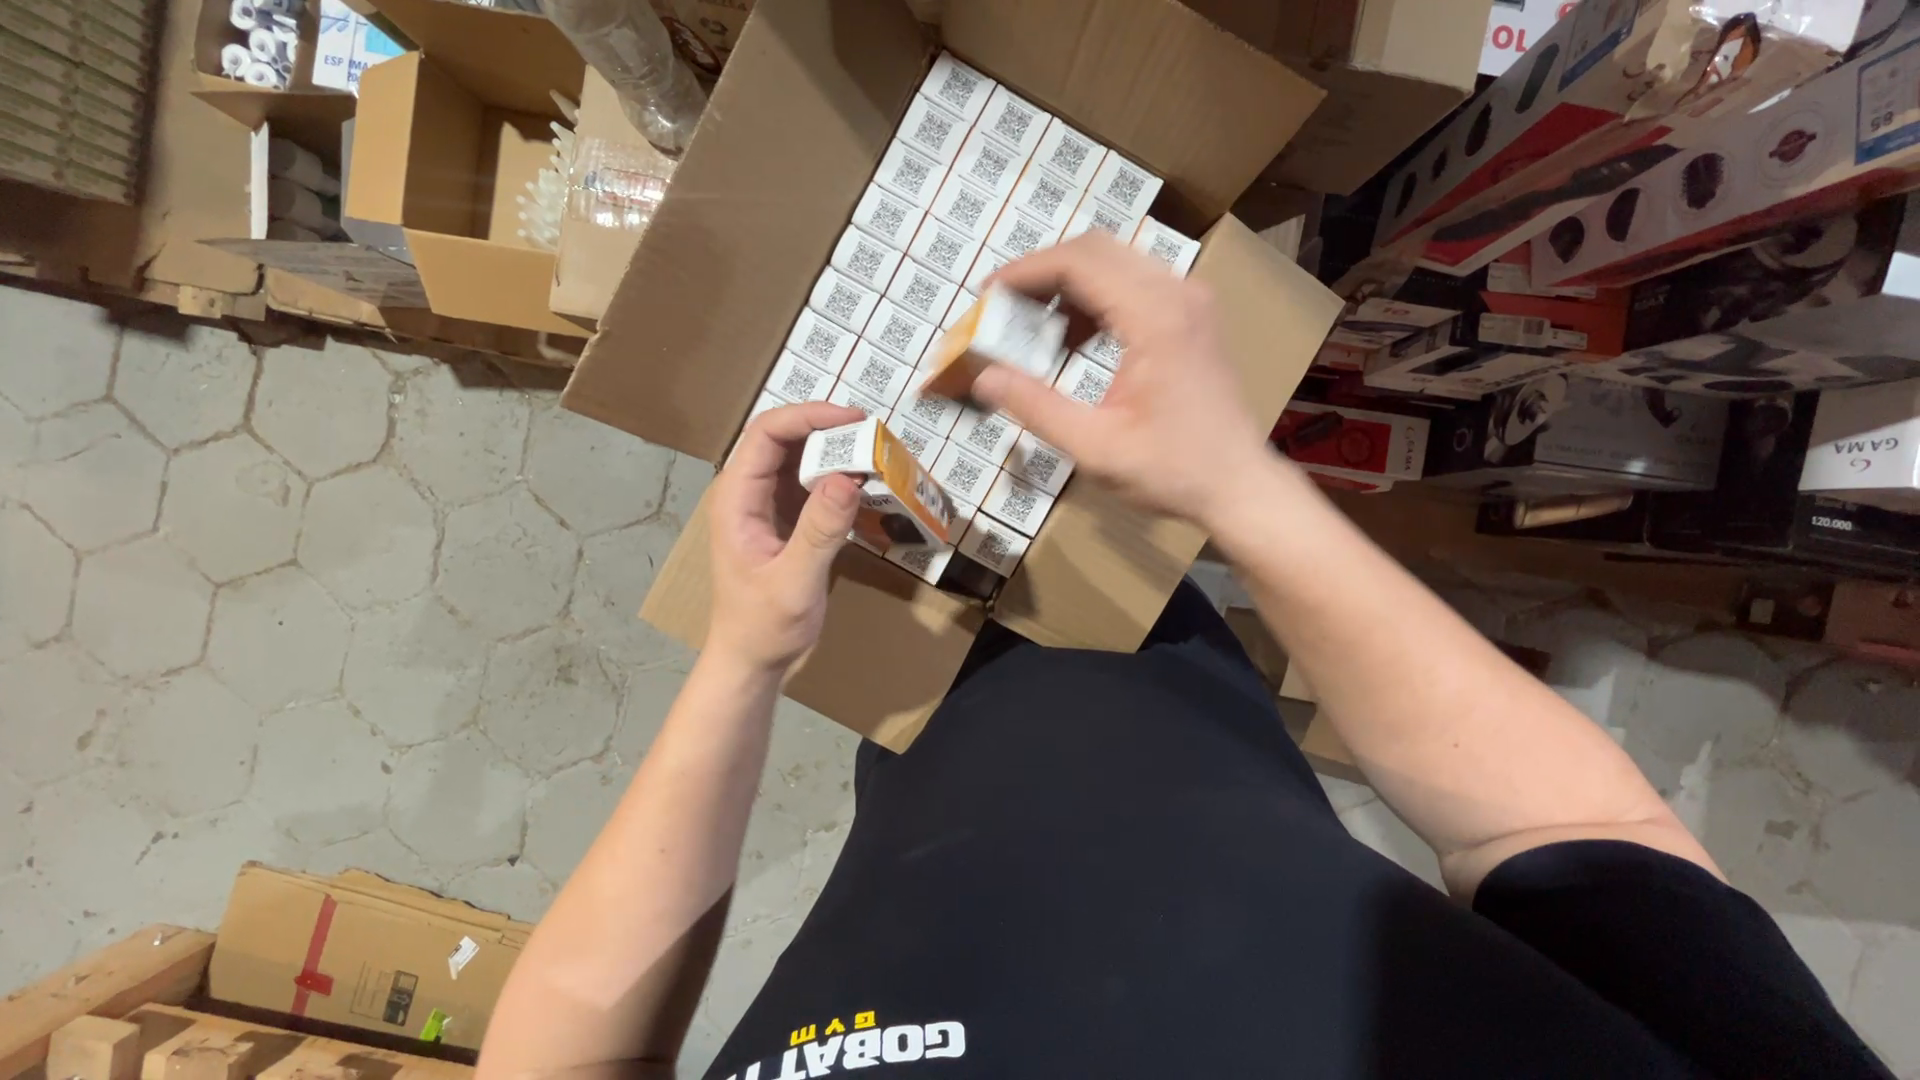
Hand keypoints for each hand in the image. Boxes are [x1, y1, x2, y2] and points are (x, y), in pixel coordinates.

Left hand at [705, 402, 865, 673]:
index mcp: (737, 499)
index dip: (808, 416)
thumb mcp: (794, 583)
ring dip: (836, 451)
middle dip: (828, 429)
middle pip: (784, 438)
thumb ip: (819, 532)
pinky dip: (839, 477)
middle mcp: (749, 493)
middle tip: (874, 437)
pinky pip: (812, 484)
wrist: (752, 659)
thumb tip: (848, 478)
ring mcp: (767, 505)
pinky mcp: (787, 520)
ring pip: (800, 458)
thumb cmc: (764, 626)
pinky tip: (867, 484)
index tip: (854, 420)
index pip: (766, 434)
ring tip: (876, 455)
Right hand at [972, 234, 1278, 528]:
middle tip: (1001, 308)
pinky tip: (1072, 340)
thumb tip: (983, 377)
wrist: (1238, 486)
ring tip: (1031, 327)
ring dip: (1067, 285)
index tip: (986, 294)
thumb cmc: (1172, 472)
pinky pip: (1133, 283)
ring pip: (1115, 261)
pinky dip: (1094, 299)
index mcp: (1155, 317)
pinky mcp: (1192, 315)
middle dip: (1041, 273)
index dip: (1024, 271)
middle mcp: (1177, 293)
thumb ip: (1036, 407)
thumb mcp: (1095, 447)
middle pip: (1095, 250)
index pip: (1078, 263)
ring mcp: (1189, 300)